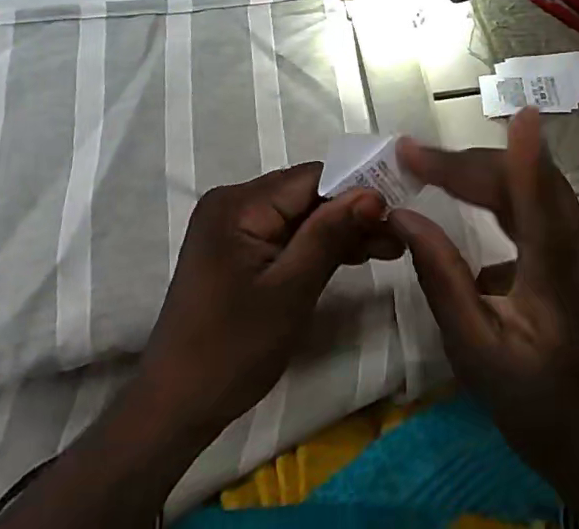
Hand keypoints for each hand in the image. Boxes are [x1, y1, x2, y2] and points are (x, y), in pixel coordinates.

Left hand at [138, 162, 403, 434]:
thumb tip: (371, 194)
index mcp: (237, 204)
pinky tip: (351, 256)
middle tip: (399, 237)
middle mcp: (230, 203)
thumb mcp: (290, 290)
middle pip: (302, 194)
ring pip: (295, 215)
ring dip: (337, 230)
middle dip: (350, 212)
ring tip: (388, 248)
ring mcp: (229, 227)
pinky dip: (314, 245)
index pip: (309, 179)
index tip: (399, 209)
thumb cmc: (234, 347)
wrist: (179, 398)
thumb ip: (329, 236)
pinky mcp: (234, 250)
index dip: (356, 189)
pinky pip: (281, 234)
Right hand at [386, 109, 578, 460]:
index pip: (548, 221)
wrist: (576, 421)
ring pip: (535, 187)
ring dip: (477, 168)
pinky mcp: (576, 245)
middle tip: (409, 155)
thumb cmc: (519, 392)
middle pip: (534, 190)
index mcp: (564, 297)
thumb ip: (440, 277)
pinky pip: (535, 197)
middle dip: (469, 165)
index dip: (532, 168)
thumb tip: (402, 214)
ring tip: (421, 161)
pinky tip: (455, 177)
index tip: (521, 118)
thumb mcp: (469, 345)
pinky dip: (492, 180)